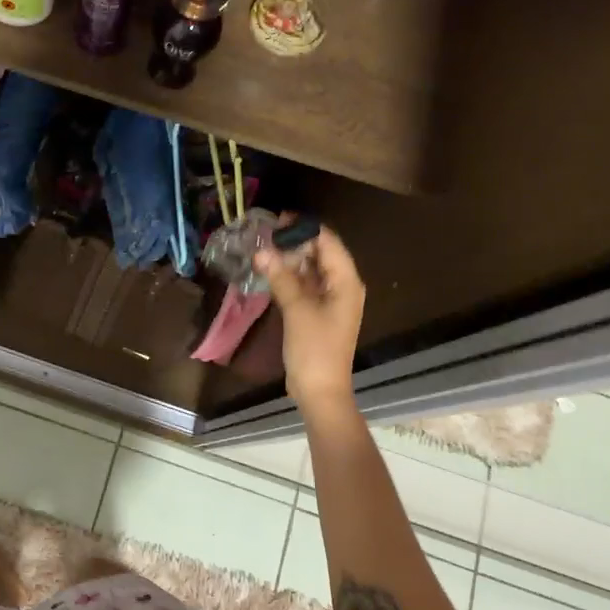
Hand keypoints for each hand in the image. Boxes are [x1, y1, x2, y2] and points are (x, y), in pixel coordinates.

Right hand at [256, 227, 365, 403]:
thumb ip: (280, 277)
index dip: (304, 227)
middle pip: (320, 253)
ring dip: (289, 259)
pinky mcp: (317, 312)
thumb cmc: (314, 349)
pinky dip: (289, 276)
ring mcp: (330, 300)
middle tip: (264, 235)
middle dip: (294, 242)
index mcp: (347, 282)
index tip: (276, 220)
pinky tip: (269, 271)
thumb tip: (261, 250)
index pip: (328, 242)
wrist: (320, 390)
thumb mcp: (297, 309)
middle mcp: (343, 286)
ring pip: (310, 269)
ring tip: (262, 250)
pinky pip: (304, 285)